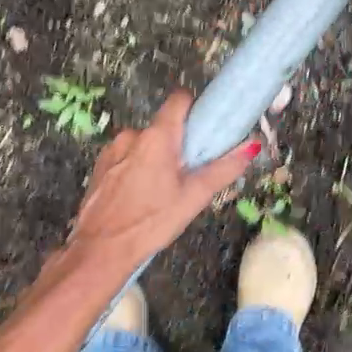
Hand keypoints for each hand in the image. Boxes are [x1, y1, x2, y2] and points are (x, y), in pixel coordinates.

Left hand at [62, 91, 259, 271]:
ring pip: (144, 145)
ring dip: (155, 160)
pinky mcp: (98, 167)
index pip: (179, 100)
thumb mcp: (194, 197)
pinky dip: (136, 170)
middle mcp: (132, 135)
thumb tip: (253, 146)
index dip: (194, 110)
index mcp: (157, 137)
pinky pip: (126, 158)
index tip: (203, 131)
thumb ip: (224, 168)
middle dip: (176, 146)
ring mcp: (112, 150)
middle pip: (163, 128)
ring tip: (160, 192)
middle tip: (185, 176)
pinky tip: (139, 198)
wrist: (100, 251)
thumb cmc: (152, 222)